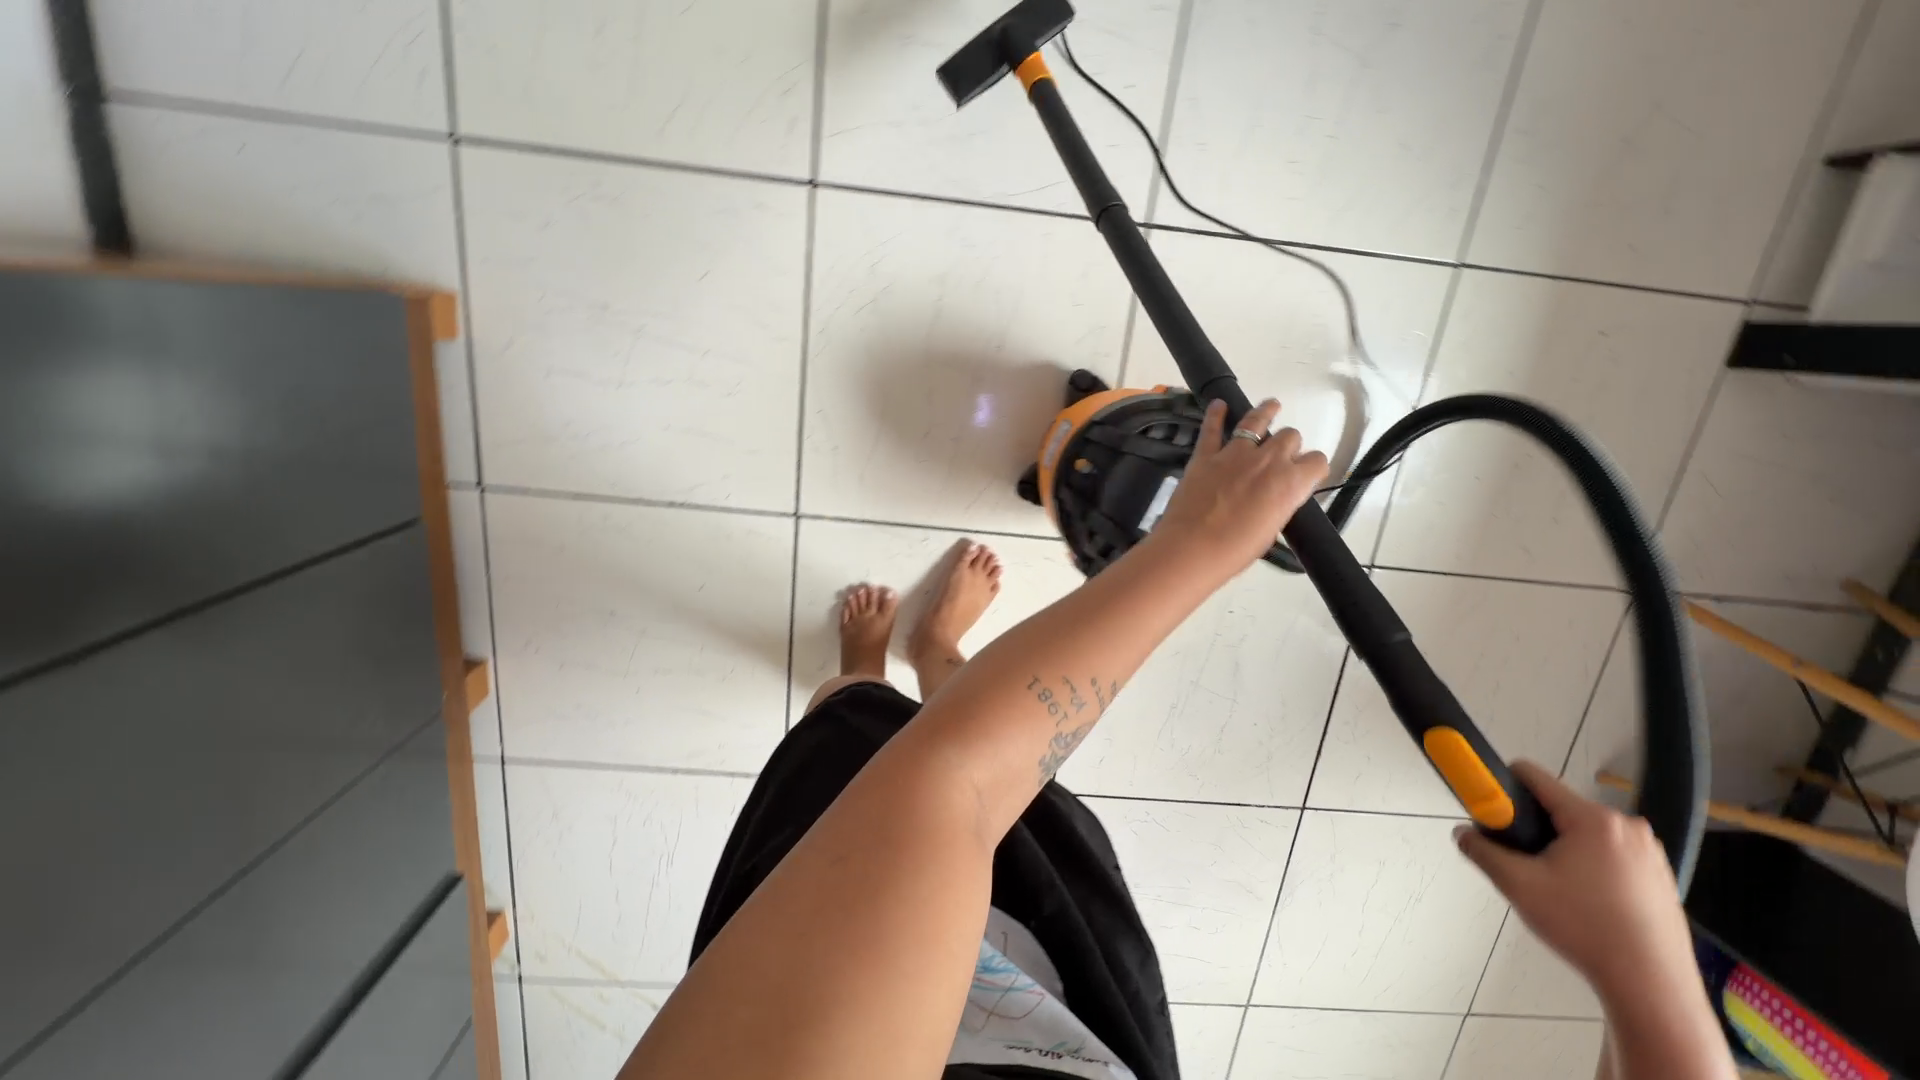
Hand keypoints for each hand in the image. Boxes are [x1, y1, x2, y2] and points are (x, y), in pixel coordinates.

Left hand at [1152, 398, 1329, 576]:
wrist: (1192, 548)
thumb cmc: (1235, 549)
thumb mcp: (1271, 530)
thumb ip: (1279, 504)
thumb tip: (1277, 496)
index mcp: (1290, 482)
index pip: (1317, 461)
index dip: (1313, 466)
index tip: (1308, 472)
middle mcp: (1267, 460)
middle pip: (1289, 436)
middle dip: (1290, 444)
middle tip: (1282, 455)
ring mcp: (1234, 453)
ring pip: (1256, 420)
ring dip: (1266, 411)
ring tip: (1272, 405)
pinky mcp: (1205, 455)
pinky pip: (1212, 429)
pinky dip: (1215, 414)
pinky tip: (1219, 404)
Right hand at [1453, 761, 1695, 1004]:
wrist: (1651, 983)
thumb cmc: (1583, 925)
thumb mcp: (1518, 885)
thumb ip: (1482, 851)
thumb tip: (1463, 833)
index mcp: (1592, 818)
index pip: (1533, 776)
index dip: (1502, 787)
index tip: (1492, 814)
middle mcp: (1626, 825)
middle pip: (1559, 808)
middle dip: (1535, 829)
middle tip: (1526, 865)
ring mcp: (1650, 851)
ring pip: (1584, 834)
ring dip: (1563, 850)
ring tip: (1558, 890)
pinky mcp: (1661, 876)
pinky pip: (1611, 855)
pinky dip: (1591, 868)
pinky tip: (1589, 904)